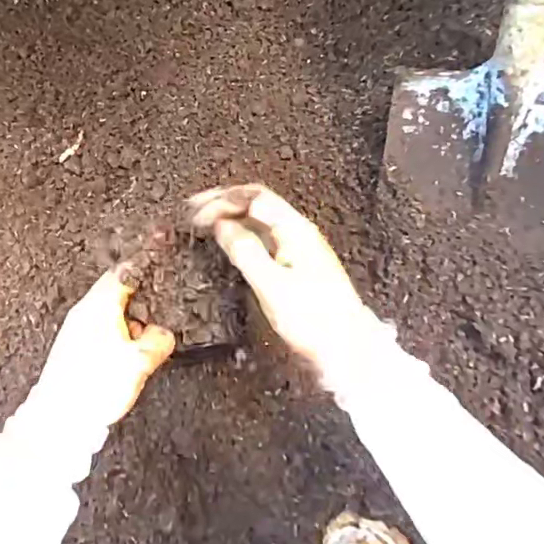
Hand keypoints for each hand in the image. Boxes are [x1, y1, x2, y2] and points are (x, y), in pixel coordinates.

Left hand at [30, 268, 175, 430]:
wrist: (59, 419)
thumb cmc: (93, 388)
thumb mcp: (139, 361)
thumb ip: (158, 340)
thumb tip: (164, 334)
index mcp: (99, 306)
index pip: (123, 271)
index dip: (144, 266)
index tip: (158, 261)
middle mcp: (84, 312)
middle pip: (117, 290)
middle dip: (140, 300)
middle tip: (158, 311)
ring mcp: (77, 329)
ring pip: (110, 312)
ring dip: (129, 320)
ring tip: (143, 341)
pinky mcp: (75, 347)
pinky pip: (102, 329)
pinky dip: (117, 335)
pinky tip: (126, 354)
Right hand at [187, 185, 385, 373]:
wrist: (348, 347)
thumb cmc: (315, 320)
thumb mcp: (272, 286)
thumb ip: (245, 251)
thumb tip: (221, 226)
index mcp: (295, 230)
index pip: (253, 196)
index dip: (221, 200)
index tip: (196, 212)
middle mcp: (299, 232)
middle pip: (257, 203)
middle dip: (224, 202)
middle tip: (195, 210)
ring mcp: (300, 247)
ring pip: (260, 219)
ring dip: (232, 216)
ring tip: (207, 222)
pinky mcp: (298, 263)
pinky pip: (265, 236)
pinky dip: (242, 233)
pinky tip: (231, 244)